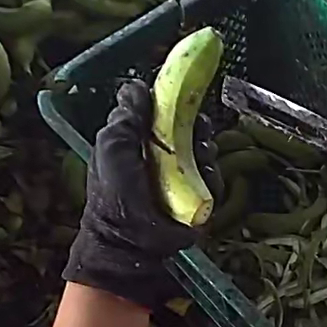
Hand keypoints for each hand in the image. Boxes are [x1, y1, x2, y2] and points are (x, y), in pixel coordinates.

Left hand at [62, 81, 196, 308]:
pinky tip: (204, 178)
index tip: (181, 101)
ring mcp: (183, 176)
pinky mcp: (199, 195)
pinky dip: (212, 176)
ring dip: (205, 151)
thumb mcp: (113, 148)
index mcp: (139, 141)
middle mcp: (163, 156)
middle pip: (190, 129)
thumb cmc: (115, 194)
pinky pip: (214, 178)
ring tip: (199, 159)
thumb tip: (137, 85)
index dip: (173, 104)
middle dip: (196, 127)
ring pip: (205, 151)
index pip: (162, 113)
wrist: (132, 241)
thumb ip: (126, 118)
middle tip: (197, 130)